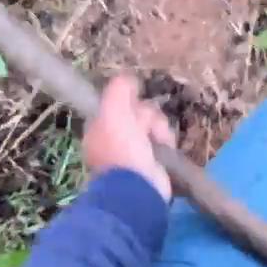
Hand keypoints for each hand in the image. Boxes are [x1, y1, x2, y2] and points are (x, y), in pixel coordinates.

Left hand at [84, 76, 176, 200]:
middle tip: (147, 127)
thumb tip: (129, 79)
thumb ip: (118, 90)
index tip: (134, 105)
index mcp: (100, 130)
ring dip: (160, 128)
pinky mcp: (153, 162)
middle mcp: (115, 140)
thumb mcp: (114, 112)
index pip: (119, 105)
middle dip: (148, 116)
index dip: (130, 103)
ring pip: (154, 124)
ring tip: (160, 140)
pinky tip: (166, 147)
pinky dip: (167, 141)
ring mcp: (134, 152)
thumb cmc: (122, 148)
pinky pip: (163, 140)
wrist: (139, 187)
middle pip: (138, 112)